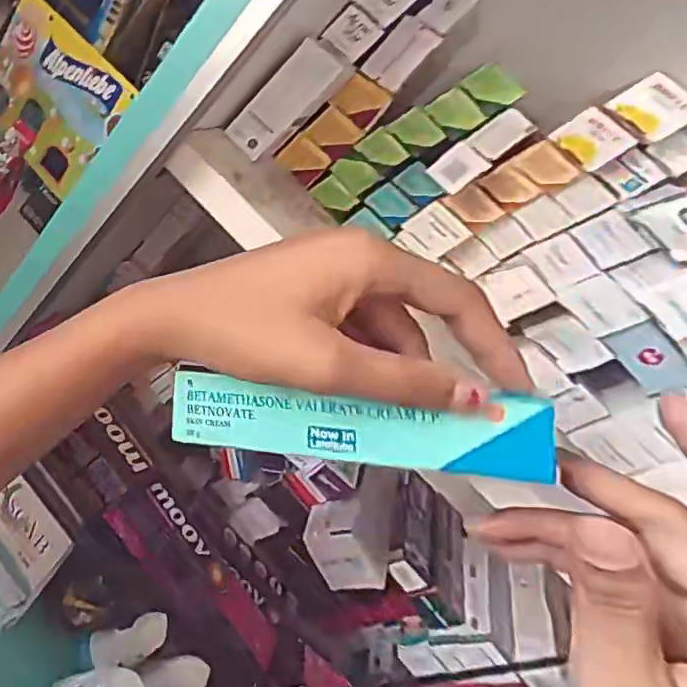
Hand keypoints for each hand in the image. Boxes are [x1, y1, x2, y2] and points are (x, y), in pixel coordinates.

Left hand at [117, 230, 530, 414]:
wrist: (170, 317)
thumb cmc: (245, 333)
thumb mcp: (328, 366)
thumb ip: (404, 384)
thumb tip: (476, 400)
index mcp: (369, 259)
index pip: (457, 298)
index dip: (494, 346)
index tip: (517, 392)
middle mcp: (354, 258)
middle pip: (413, 320)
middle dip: (425, 375)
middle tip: (435, 428)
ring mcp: (326, 274)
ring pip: (378, 332)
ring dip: (385, 376)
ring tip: (378, 423)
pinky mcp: (304, 292)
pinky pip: (347, 331)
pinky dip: (355, 365)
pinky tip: (343, 399)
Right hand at [471, 396, 686, 686]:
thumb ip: (613, 611)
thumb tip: (601, 525)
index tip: (678, 409)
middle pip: (680, 541)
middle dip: (597, 500)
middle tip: (532, 467)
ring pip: (643, 562)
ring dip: (569, 537)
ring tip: (499, 526)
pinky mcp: (684, 661)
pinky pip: (628, 592)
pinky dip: (575, 570)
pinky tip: (521, 554)